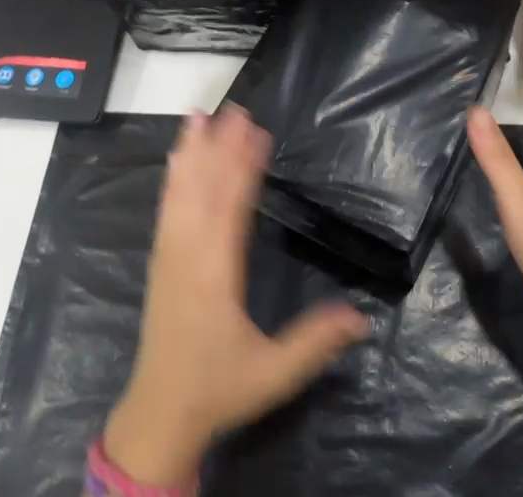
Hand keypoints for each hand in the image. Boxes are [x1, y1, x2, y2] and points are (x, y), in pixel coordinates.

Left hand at [104, 106, 368, 485]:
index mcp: (215, 276)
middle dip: (219, 148)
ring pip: (179, 195)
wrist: (160, 413)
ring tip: (198, 117)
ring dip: (191, 154)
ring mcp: (169, 258)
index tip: (257, 133)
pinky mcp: (161, 263)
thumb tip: (362, 317)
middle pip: (203, 192)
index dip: (243, 168)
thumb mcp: (273, 373)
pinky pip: (165, 211)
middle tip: (234, 109)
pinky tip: (175, 160)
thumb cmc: (218, 388)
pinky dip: (172, 179)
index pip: (230, 210)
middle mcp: (188, 257)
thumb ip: (314, 342)